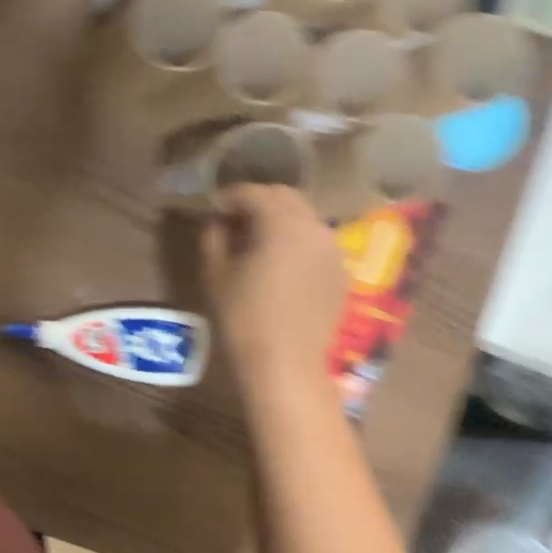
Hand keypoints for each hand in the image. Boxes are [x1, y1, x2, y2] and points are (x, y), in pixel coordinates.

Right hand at [201, 184, 347, 389]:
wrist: (285, 359)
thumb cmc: (242, 316)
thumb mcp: (215, 275)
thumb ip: (214, 239)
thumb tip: (217, 222)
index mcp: (281, 225)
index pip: (255, 193)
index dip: (230, 195)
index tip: (212, 205)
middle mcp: (314, 228)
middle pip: (286, 197)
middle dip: (257, 201)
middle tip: (232, 217)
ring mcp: (332, 248)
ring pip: (304, 217)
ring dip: (278, 219)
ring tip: (253, 238)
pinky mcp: (339, 269)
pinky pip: (315, 241)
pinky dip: (294, 239)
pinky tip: (276, 261)